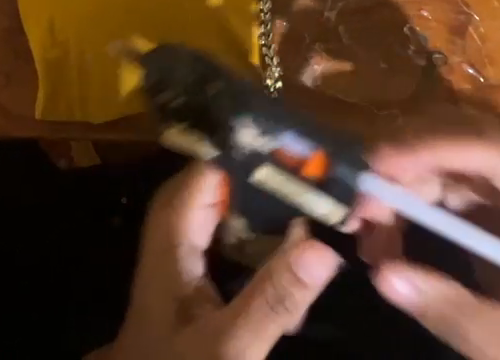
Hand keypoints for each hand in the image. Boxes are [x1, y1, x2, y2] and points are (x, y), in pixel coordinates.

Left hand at [95, 162, 342, 359]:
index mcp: (173, 227)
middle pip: (232, 183)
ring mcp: (186, 244)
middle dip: (278, 190)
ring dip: (277, 221)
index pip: (217, 165)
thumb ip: (274, 297)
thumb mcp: (230, 344)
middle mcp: (176, 223)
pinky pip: (237, 237)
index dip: (264, 158)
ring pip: (238, 210)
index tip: (315, 161)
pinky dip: (267, 248)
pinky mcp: (197, 267)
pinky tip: (297, 271)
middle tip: (326, 199)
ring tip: (321, 229)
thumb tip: (324, 245)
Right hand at [357, 135, 499, 359]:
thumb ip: (454, 312)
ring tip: (365, 228)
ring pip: (443, 157)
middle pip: (463, 141)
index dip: (435, 146)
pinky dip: (405, 199)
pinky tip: (383, 235)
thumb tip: (382, 274)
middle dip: (405, 161)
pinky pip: (438, 182)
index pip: (496, 152)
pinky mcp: (491, 205)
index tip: (380, 166)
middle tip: (361, 201)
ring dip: (398, 182)